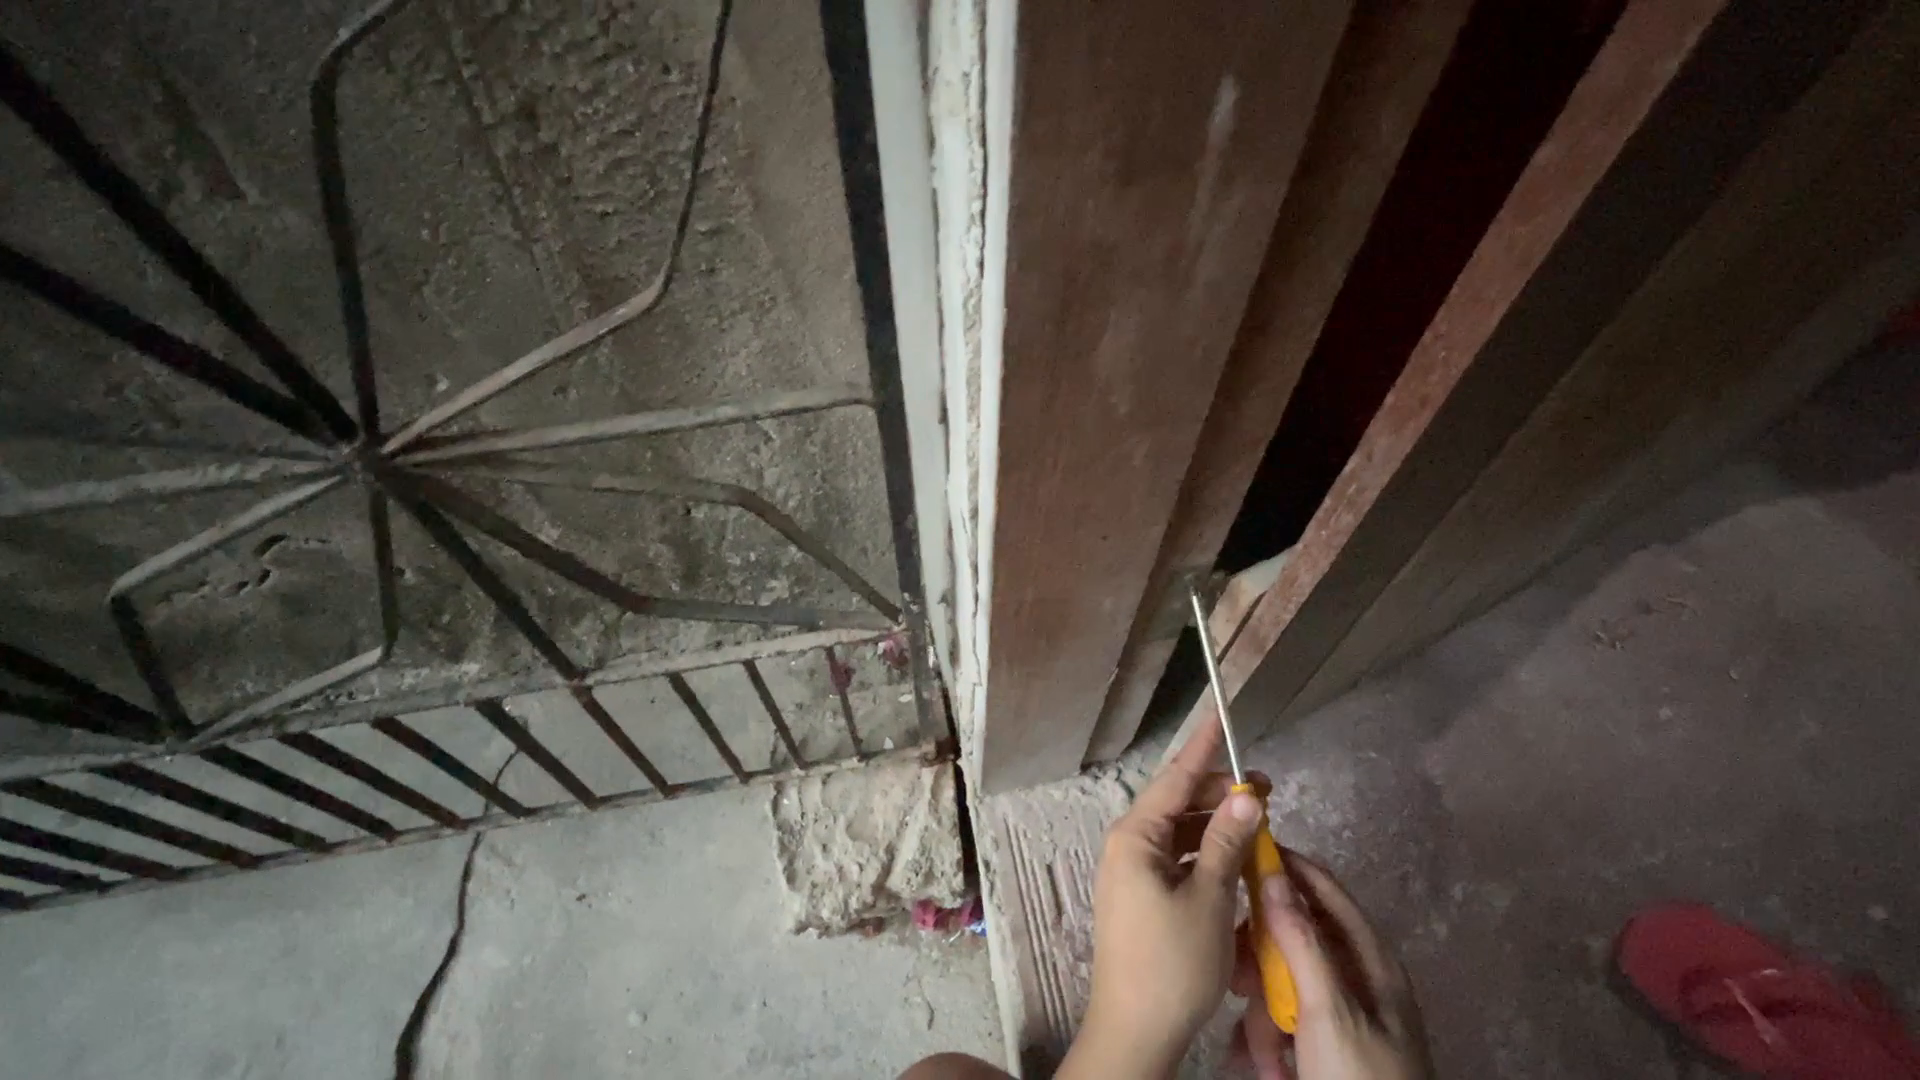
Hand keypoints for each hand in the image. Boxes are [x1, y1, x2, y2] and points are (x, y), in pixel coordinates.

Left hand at [1059, 721, 1268, 1079]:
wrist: (1135, 1029)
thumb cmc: (1171, 962)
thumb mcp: (1207, 898)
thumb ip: (1226, 842)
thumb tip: (1246, 795)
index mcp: (1135, 836)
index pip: (1175, 778)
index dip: (1201, 746)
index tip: (1219, 715)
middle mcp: (1129, 845)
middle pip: (1179, 803)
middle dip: (1220, 794)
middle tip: (1267, 791)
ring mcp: (1134, 871)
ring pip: (1182, 833)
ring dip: (1218, 826)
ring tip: (1259, 823)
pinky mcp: (1144, 896)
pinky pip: (1179, 860)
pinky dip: (1208, 855)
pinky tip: (1238, 859)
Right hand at [1231, 853, 1430, 1079]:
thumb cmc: (1361, 1079)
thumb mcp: (1328, 1010)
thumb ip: (1300, 940)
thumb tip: (1274, 872)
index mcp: (1370, 960)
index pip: (1325, 890)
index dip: (1287, 866)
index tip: (1241, 851)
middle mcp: (1355, 978)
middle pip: (1294, 939)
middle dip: (1262, 963)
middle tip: (1238, 979)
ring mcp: (1339, 1014)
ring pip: (1281, 984)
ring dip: (1263, 1015)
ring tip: (1262, 1054)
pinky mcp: (1322, 1044)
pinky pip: (1282, 1022)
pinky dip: (1268, 1041)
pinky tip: (1267, 1066)